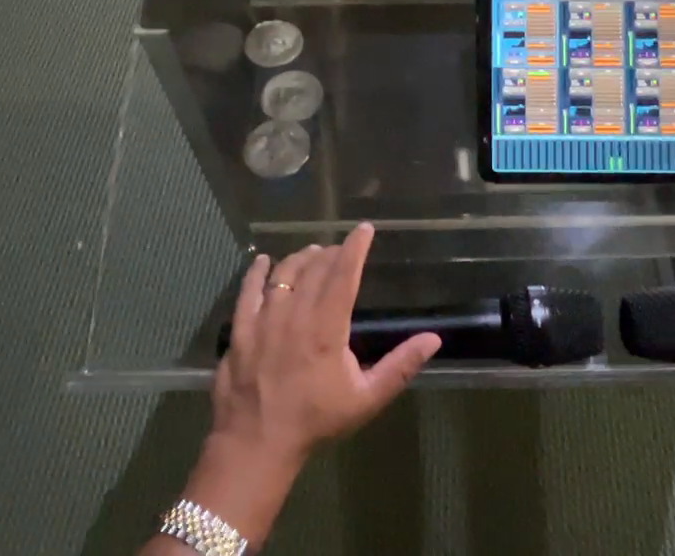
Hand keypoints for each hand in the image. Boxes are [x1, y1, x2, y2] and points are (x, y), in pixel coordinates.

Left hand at [211, 223, 439, 464]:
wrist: (257, 444)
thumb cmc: (316, 421)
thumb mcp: (366, 399)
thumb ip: (400, 366)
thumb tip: (433, 339)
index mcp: (327, 327)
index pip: (344, 275)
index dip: (355, 248)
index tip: (365, 229)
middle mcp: (295, 314)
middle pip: (314, 270)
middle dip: (331, 253)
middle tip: (341, 248)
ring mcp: (264, 320)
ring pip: (284, 274)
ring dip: (300, 258)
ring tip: (312, 252)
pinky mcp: (241, 330)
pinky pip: (248, 291)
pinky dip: (257, 272)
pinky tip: (265, 261)